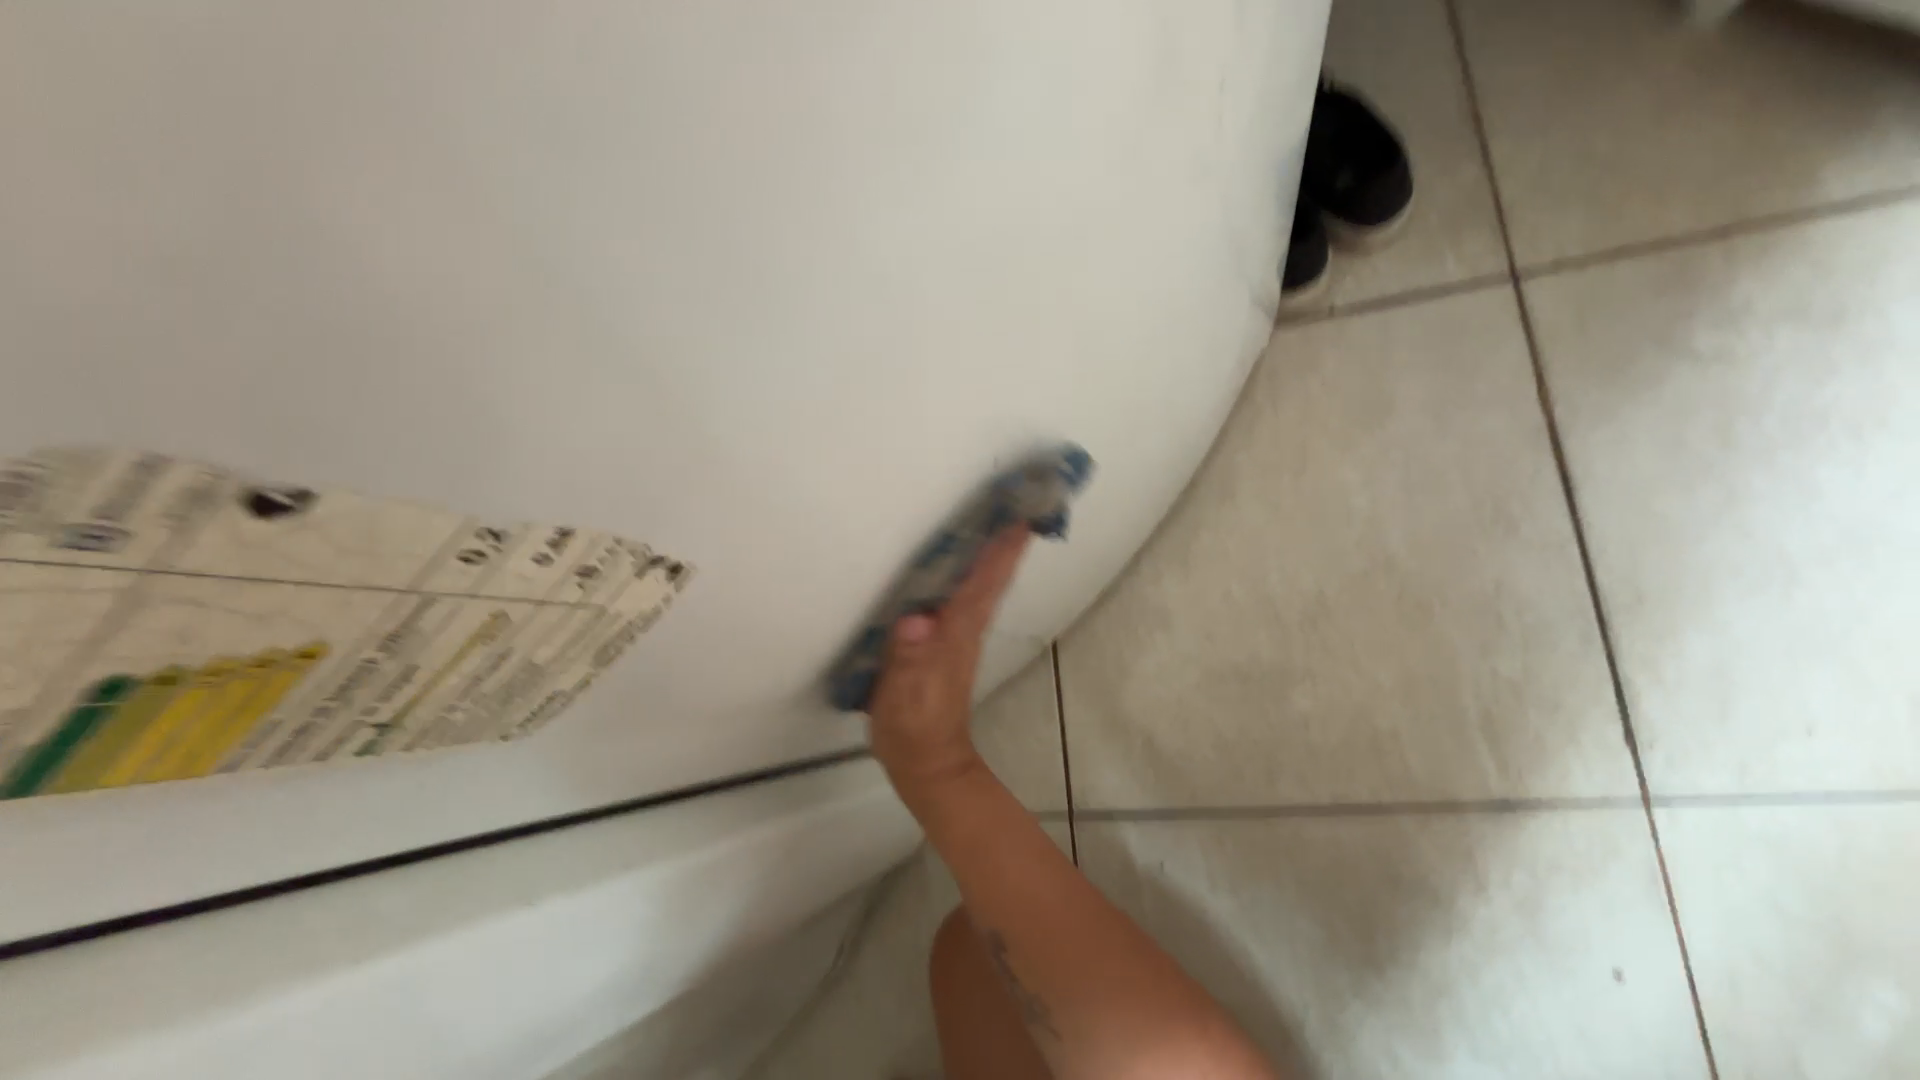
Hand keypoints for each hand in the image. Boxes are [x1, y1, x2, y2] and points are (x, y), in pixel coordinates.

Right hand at [868, 526, 1032, 799]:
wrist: (928, 763)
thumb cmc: (912, 729)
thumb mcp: (902, 697)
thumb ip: (908, 658)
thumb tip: (915, 618)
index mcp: (954, 634)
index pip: (982, 583)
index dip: (1001, 550)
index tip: (1021, 514)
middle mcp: (964, 628)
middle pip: (991, 577)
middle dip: (1006, 540)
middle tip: (1018, 499)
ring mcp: (959, 636)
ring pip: (983, 584)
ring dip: (995, 552)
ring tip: (1000, 517)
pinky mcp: (949, 644)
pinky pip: (967, 596)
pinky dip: (975, 573)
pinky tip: (965, 561)